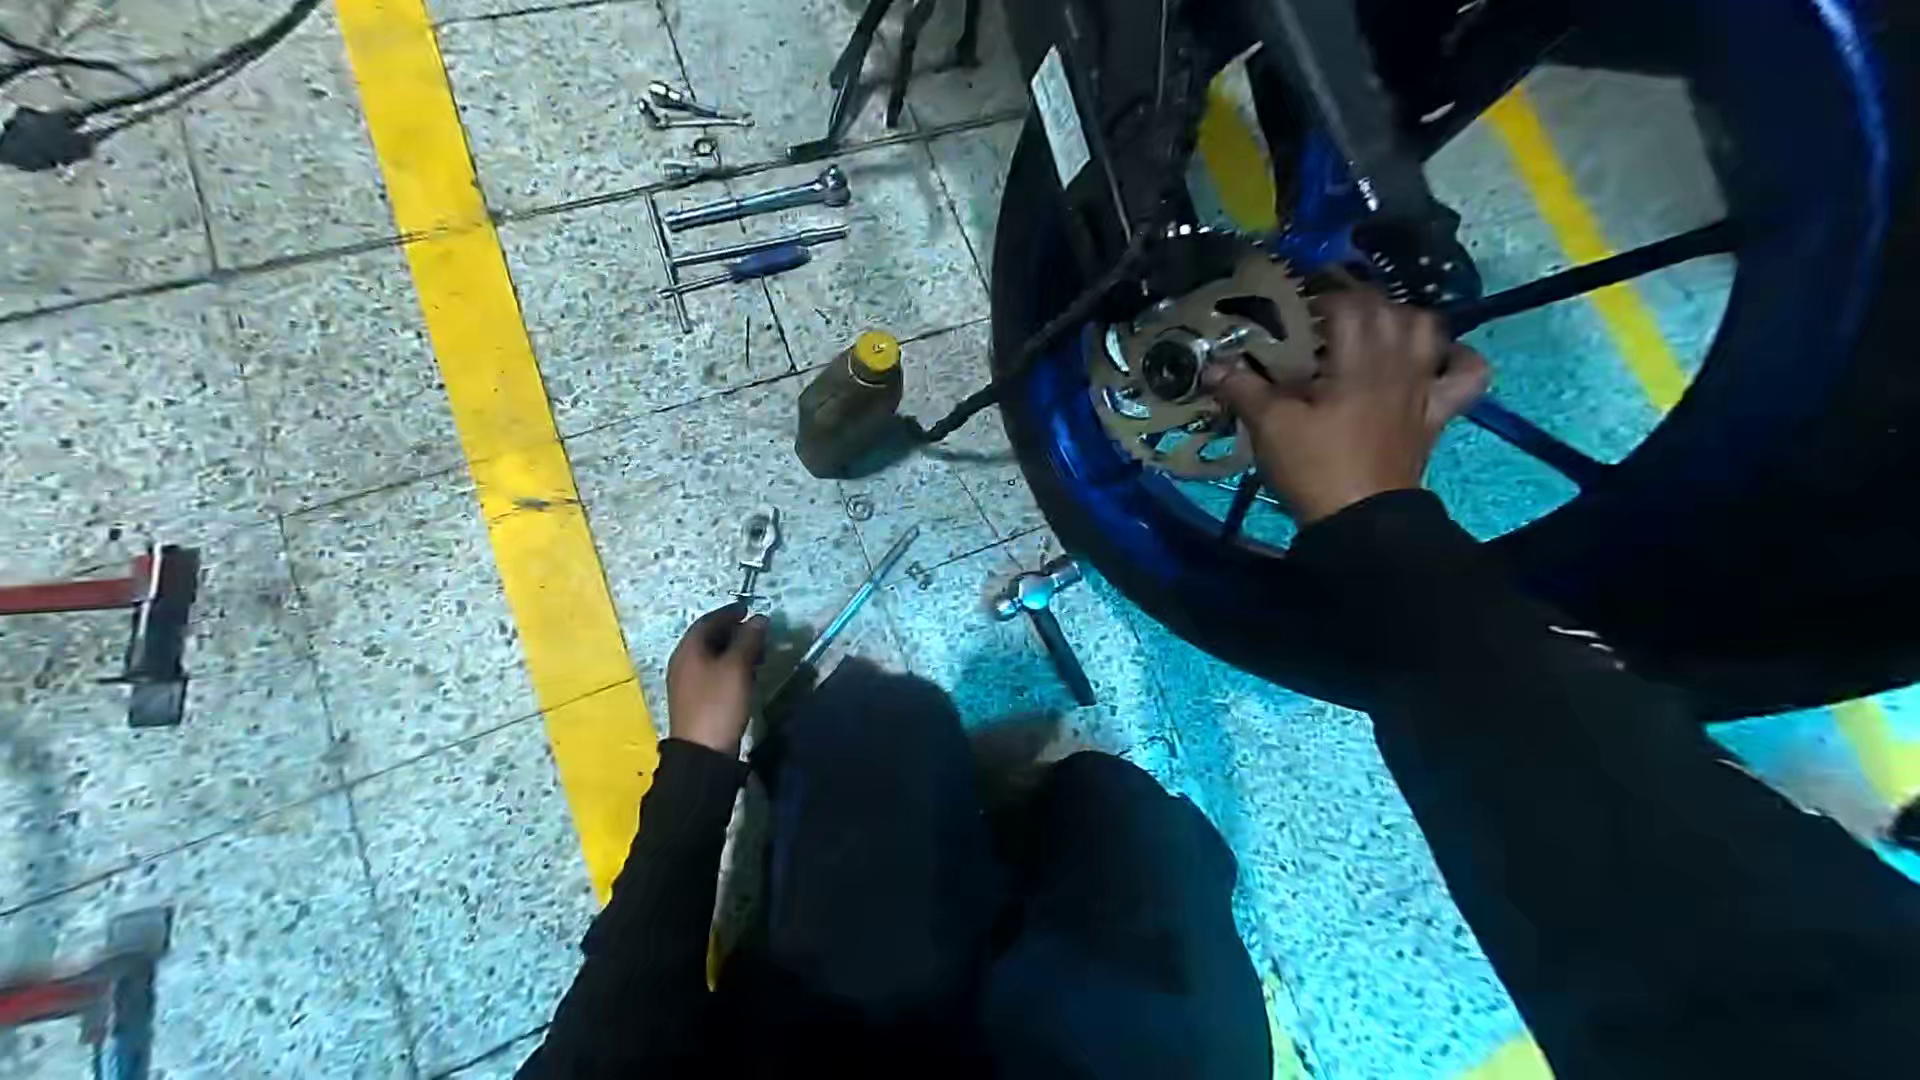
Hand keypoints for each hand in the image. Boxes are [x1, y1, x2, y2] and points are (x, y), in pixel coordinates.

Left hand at [665, 603, 768, 755]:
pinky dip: (730, 664)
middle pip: (708, 637)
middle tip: (757, 630)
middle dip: (733, 630)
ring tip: (758, 651)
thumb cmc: (719, 702)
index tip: (749, 608)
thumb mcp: (737, 667)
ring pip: (712, 655)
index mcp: (689, 650)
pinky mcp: (696, 698)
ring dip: (734, 648)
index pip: (708, 621)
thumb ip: (748, 639)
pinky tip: (746, 672)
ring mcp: (688, 681)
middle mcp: (684, 662)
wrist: (702, 751)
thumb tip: (759, 618)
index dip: (729, 612)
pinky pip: (713, 671)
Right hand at [1202, 287, 1489, 522]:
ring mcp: (1422, 389)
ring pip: (1428, 330)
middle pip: (1388, 309)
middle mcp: (1397, 365)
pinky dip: (1456, 358)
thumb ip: (1242, 389)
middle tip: (1323, 315)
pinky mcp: (1435, 415)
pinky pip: (1466, 375)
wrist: (1358, 519)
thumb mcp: (1269, 426)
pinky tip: (1435, 357)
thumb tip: (1213, 365)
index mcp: (1357, 362)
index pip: (1348, 305)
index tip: (1293, 308)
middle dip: (1355, 301)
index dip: (1319, 297)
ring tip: (1371, 327)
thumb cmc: (1313, 467)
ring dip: (1401, 317)